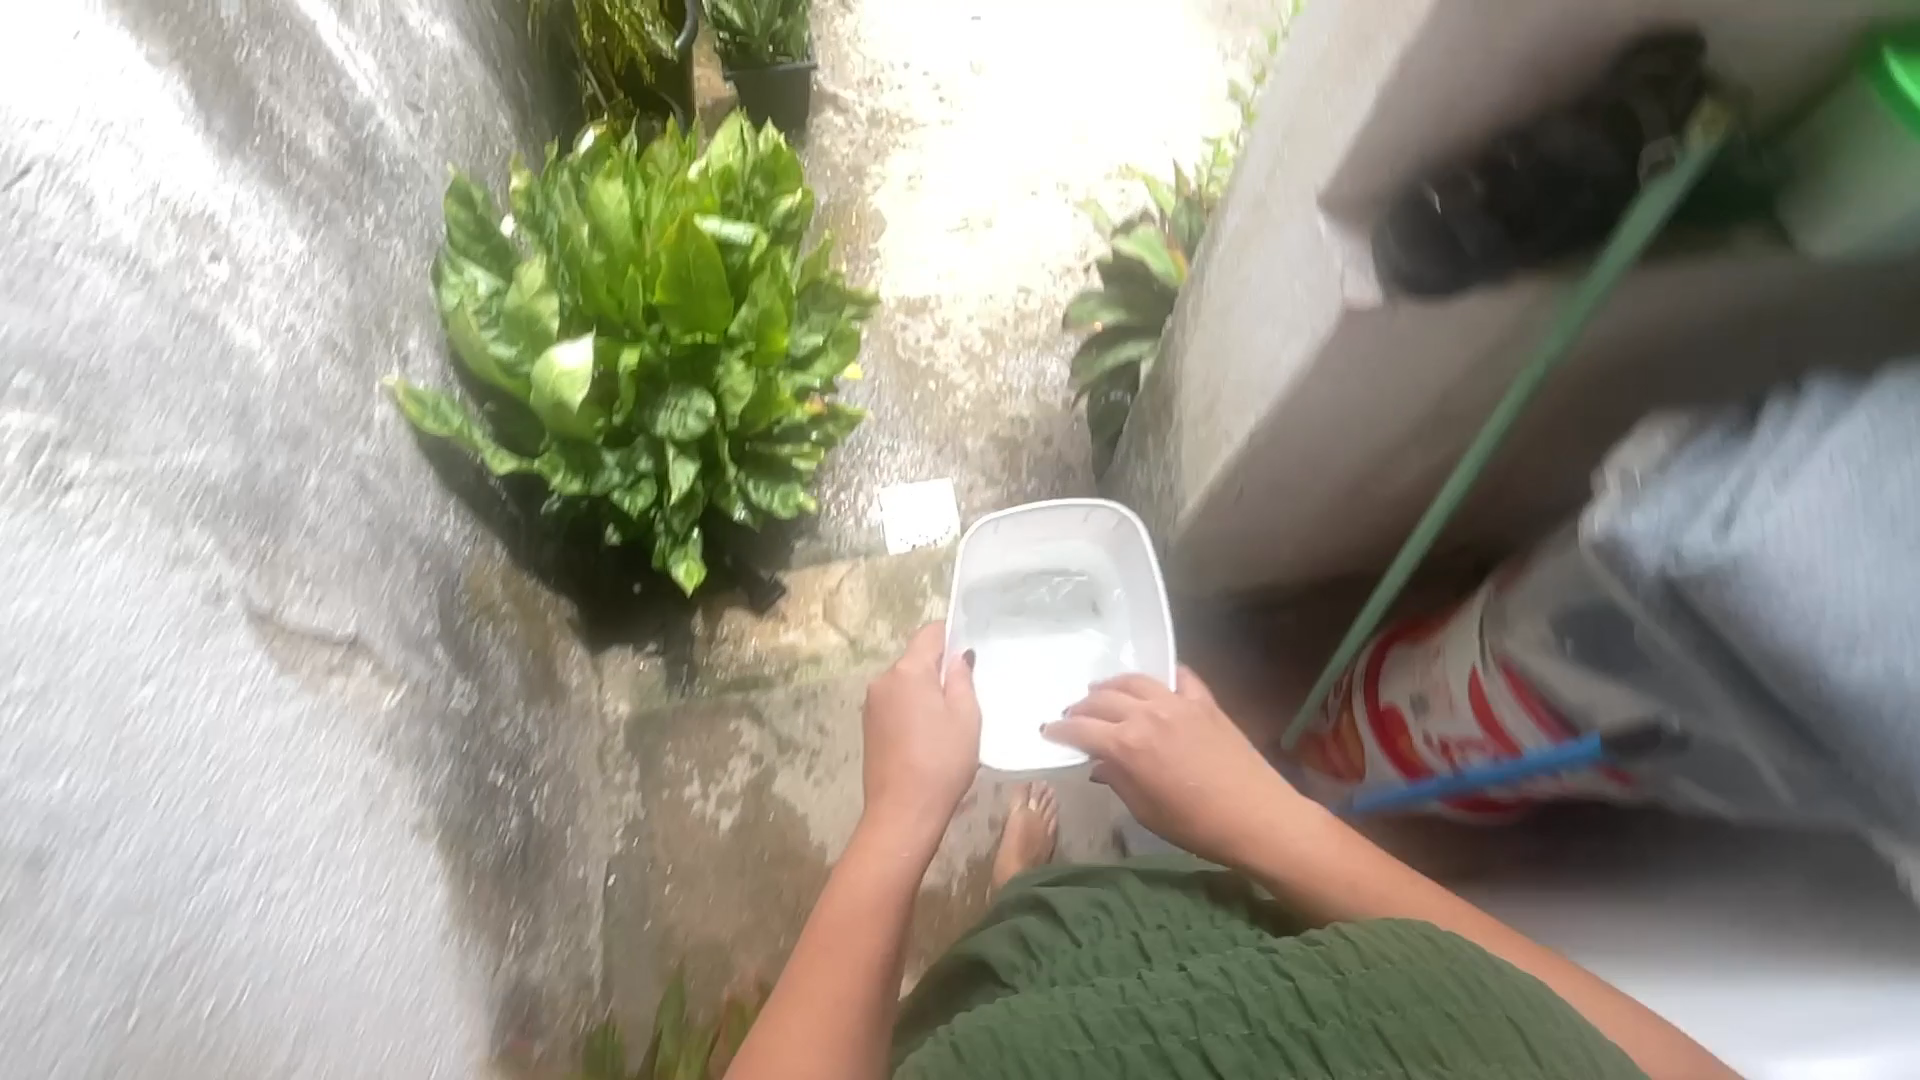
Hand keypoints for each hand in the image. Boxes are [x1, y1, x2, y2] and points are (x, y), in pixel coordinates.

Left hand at [860, 622, 980, 841]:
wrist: (903, 812)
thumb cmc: (942, 761)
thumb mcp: (966, 716)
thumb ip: (962, 678)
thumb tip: (957, 657)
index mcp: (907, 671)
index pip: (929, 634)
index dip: (951, 636)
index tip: (969, 651)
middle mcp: (883, 680)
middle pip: (915, 659)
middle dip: (939, 669)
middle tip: (966, 694)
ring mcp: (872, 704)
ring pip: (905, 683)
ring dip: (926, 691)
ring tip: (948, 721)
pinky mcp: (869, 726)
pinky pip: (896, 703)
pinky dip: (913, 709)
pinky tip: (928, 736)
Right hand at [1042, 666, 1317, 867]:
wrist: (1258, 818)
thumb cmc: (1196, 825)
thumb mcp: (1145, 810)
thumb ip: (1117, 780)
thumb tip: (1099, 763)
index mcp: (1127, 744)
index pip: (1081, 728)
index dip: (1060, 730)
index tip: (1048, 731)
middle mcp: (1147, 714)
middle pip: (1102, 699)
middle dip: (1081, 707)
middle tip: (1072, 715)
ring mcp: (1178, 702)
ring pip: (1134, 680)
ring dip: (1111, 685)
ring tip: (1101, 692)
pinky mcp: (1204, 701)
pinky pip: (1178, 677)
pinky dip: (1162, 677)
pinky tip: (1156, 683)